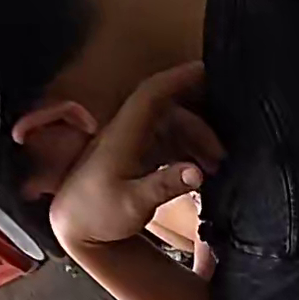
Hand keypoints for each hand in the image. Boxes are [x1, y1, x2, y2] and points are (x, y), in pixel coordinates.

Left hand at [45, 62, 220, 246]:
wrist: (75, 229)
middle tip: (223, 152)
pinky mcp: (136, 160)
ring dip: (196, 142)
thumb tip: (196, 172)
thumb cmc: (98, 216)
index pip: (152, 95)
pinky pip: (167, 145)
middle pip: (169, 114)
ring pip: (171, 130)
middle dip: (200, 126)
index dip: (178, 79)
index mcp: (123, 137)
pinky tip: (200, 172)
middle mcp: (127, 134)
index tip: (204, 70)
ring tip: (216, 166)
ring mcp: (132, 146)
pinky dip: (187, 153)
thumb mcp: (134, 205)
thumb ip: (165, 186)